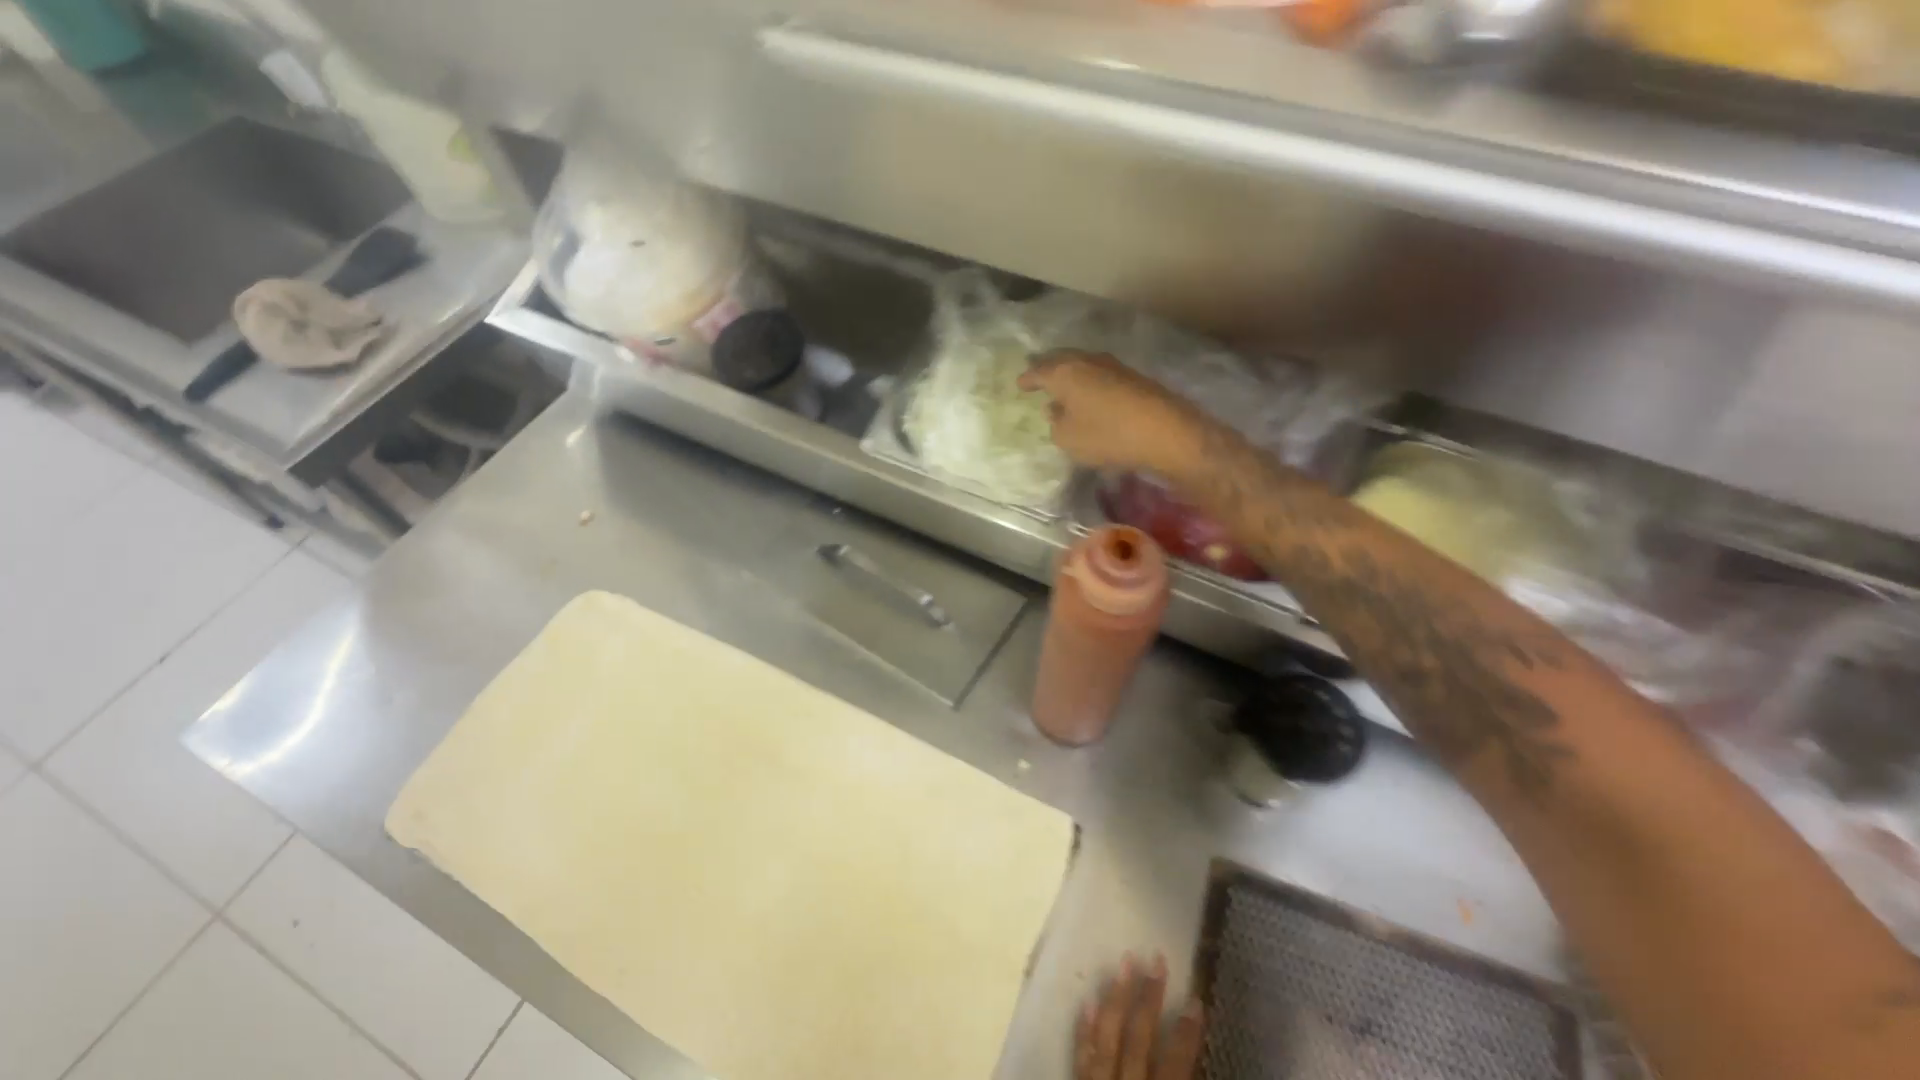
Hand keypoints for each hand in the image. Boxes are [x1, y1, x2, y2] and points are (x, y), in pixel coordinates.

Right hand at [1018, 351, 1206, 477]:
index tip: (1020, 384)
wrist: (1165, 431)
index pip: (1038, 371)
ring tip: (1064, 385)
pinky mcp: (1133, 377)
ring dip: (1072, 374)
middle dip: (1049, 367)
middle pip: (1062, 359)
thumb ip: (1056, 423)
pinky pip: (1101, 375)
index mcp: (1064, 371)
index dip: (1028, 378)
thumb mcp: (1068, 438)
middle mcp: (1087, 361)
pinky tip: (1090, 394)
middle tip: (1039, 374)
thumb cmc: (1107, 435)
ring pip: (1084, 365)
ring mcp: (1113, 366)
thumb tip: (1057, 410)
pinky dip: (1090, 382)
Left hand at [1075, 953, 1205, 1079]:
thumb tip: (1191, 1052)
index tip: (1195, 998)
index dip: (1187, 1031)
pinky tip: (1088, 1001)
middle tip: (1157, 958)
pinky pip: (1081, 1056)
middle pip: (1139, 1037)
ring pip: (1108, 1037)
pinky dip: (1084, 1030)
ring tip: (1123, 963)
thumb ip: (1184, 1076)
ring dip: (1116, 998)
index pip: (1177, 1060)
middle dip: (1149, 997)